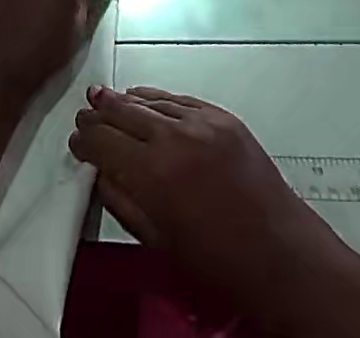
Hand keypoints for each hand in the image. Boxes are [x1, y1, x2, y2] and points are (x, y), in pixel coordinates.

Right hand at [72, 87, 359, 336]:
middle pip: (120, 110)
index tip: (75, 141)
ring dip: (123, 101)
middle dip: (97, 112)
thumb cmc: (217, 262)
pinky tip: (144, 100)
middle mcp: (174, 137)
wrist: (284, 257)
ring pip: (148, 99)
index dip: (83, 140)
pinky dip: (156, 100)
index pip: (102, 141)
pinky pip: (178, 99)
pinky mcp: (223, 116)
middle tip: (84, 114)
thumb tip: (99, 170)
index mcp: (153, 173)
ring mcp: (201, 122)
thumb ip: (121, 199)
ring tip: (105, 97)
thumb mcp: (157, 240)